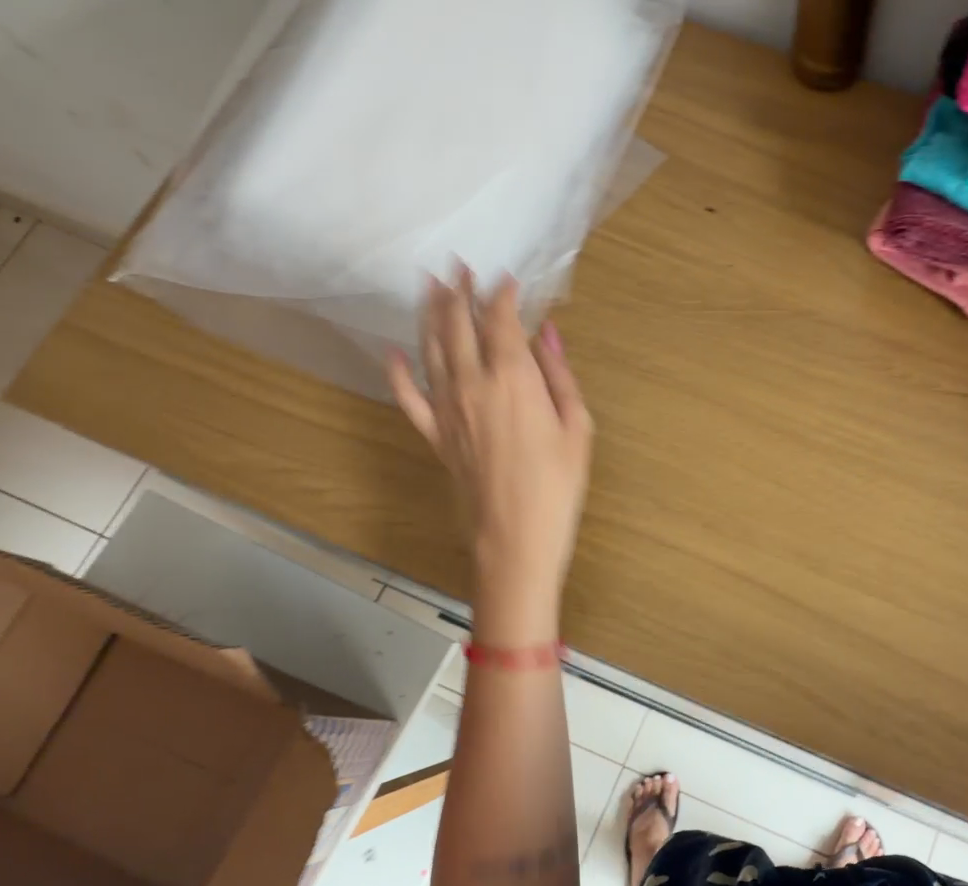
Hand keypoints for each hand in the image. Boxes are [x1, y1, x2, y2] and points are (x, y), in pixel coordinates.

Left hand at [388, 269, 593, 642]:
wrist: (515, 538)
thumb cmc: (557, 486)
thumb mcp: (577, 428)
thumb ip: (559, 377)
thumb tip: (547, 335)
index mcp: (513, 378)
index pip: (500, 320)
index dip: (501, 294)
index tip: (506, 278)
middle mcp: (472, 383)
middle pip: (458, 325)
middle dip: (458, 291)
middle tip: (456, 264)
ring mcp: (447, 409)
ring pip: (431, 349)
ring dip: (428, 314)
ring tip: (428, 285)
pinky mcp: (435, 435)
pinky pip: (409, 397)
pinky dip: (398, 372)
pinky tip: (391, 351)